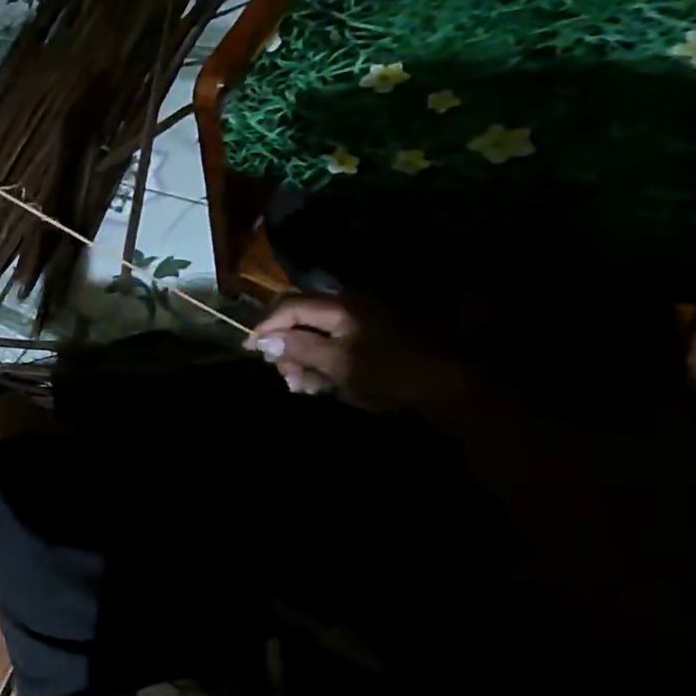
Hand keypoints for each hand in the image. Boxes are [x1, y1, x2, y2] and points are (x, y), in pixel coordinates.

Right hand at [244, 293, 463, 411]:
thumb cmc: (389, 373)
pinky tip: (320, 385)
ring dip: (301, 359)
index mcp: (339, 307)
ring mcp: (357, 323)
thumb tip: (263, 341)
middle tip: (283, 375)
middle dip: (284, 346)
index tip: (250, 349)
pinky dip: (320, 362)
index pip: (290, 307)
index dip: (266, 326)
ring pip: (314, 334)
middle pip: (299, 318)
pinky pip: (331, 345)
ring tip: (302, 386)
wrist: (445, 389)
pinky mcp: (366, 339)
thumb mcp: (338, 364)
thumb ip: (300, 349)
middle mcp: (346, 307)